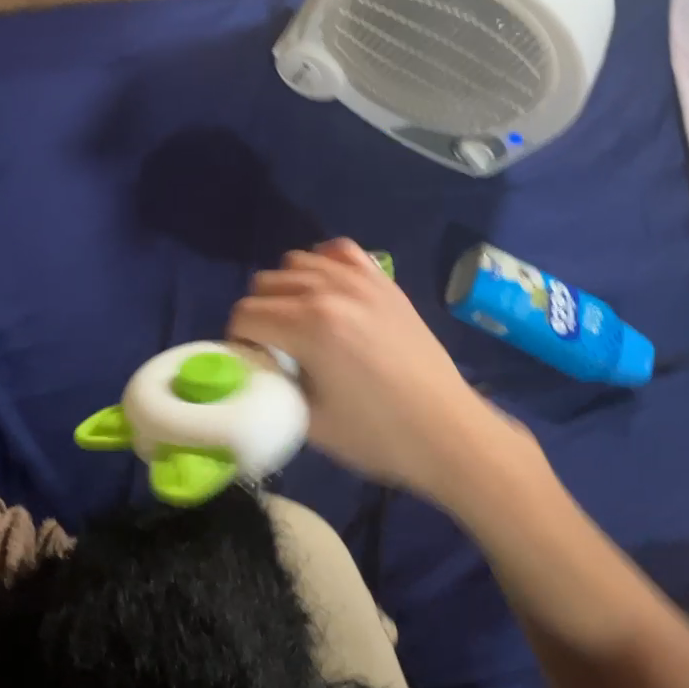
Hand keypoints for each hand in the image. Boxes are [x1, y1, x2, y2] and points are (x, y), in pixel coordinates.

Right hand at [227, 239, 540, 496]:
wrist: (448, 433)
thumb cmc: (378, 436)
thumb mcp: (310, 421)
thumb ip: (274, 386)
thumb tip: (259, 368)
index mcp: (308, 325)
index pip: (246, 314)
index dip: (240, 340)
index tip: (253, 363)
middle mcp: (330, 290)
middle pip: (266, 283)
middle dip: (259, 314)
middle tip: (274, 347)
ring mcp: (360, 281)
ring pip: (297, 262)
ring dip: (287, 289)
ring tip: (300, 322)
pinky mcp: (384, 283)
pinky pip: (340, 251)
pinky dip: (324, 264)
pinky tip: (327, 291)